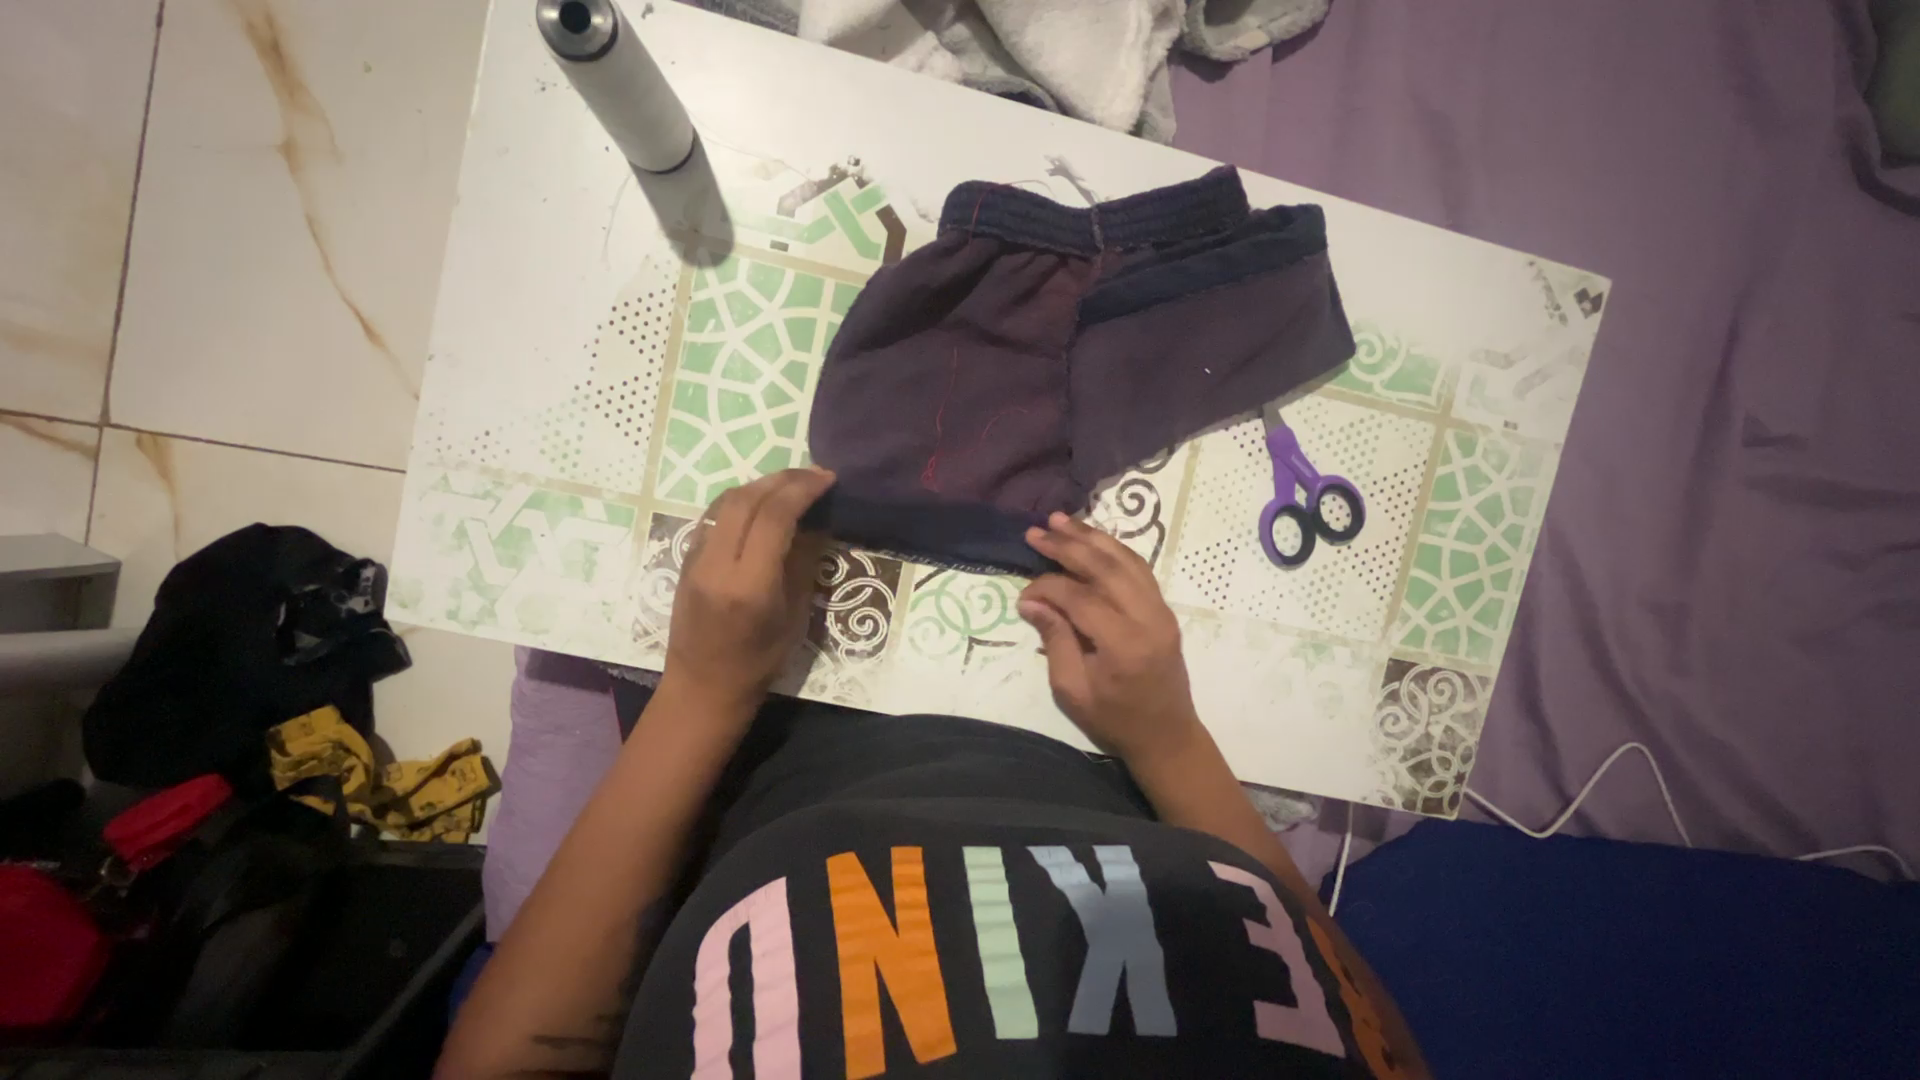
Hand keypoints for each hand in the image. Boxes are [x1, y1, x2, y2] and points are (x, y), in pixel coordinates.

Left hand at [664, 467, 834, 712]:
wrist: (704, 686)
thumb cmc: (760, 661)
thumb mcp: (794, 616)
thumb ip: (803, 563)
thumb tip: (816, 522)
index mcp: (749, 585)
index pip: (774, 517)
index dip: (803, 489)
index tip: (827, 479)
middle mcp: (717, 565)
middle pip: (746, 499)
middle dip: (782, 479)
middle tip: (813, 475)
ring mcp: (695, 560)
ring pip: (725, 502)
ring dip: (759, 485)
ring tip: (790, 484)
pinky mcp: (685, 559)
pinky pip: (713, 516)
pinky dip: (740, 500)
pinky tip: (761, 504)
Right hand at [1018, 512, 1204, 762]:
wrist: (1166, 735)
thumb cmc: (1114, 720)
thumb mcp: (1073, 690)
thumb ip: (1055, 640)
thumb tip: (1031, 600)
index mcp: (1124, 644)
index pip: (1080, 598)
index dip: (1048, 588)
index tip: (1024, 593)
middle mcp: (1148, 619)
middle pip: (1105, 568)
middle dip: (1068, 546)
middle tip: (1037, 531)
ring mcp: (1161, 611)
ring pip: (1126, 560)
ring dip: (1093, 538)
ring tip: (1062, 521)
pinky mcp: (1164, 610)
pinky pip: (1139, 569)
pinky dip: (1114, 550)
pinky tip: (1092, 540)